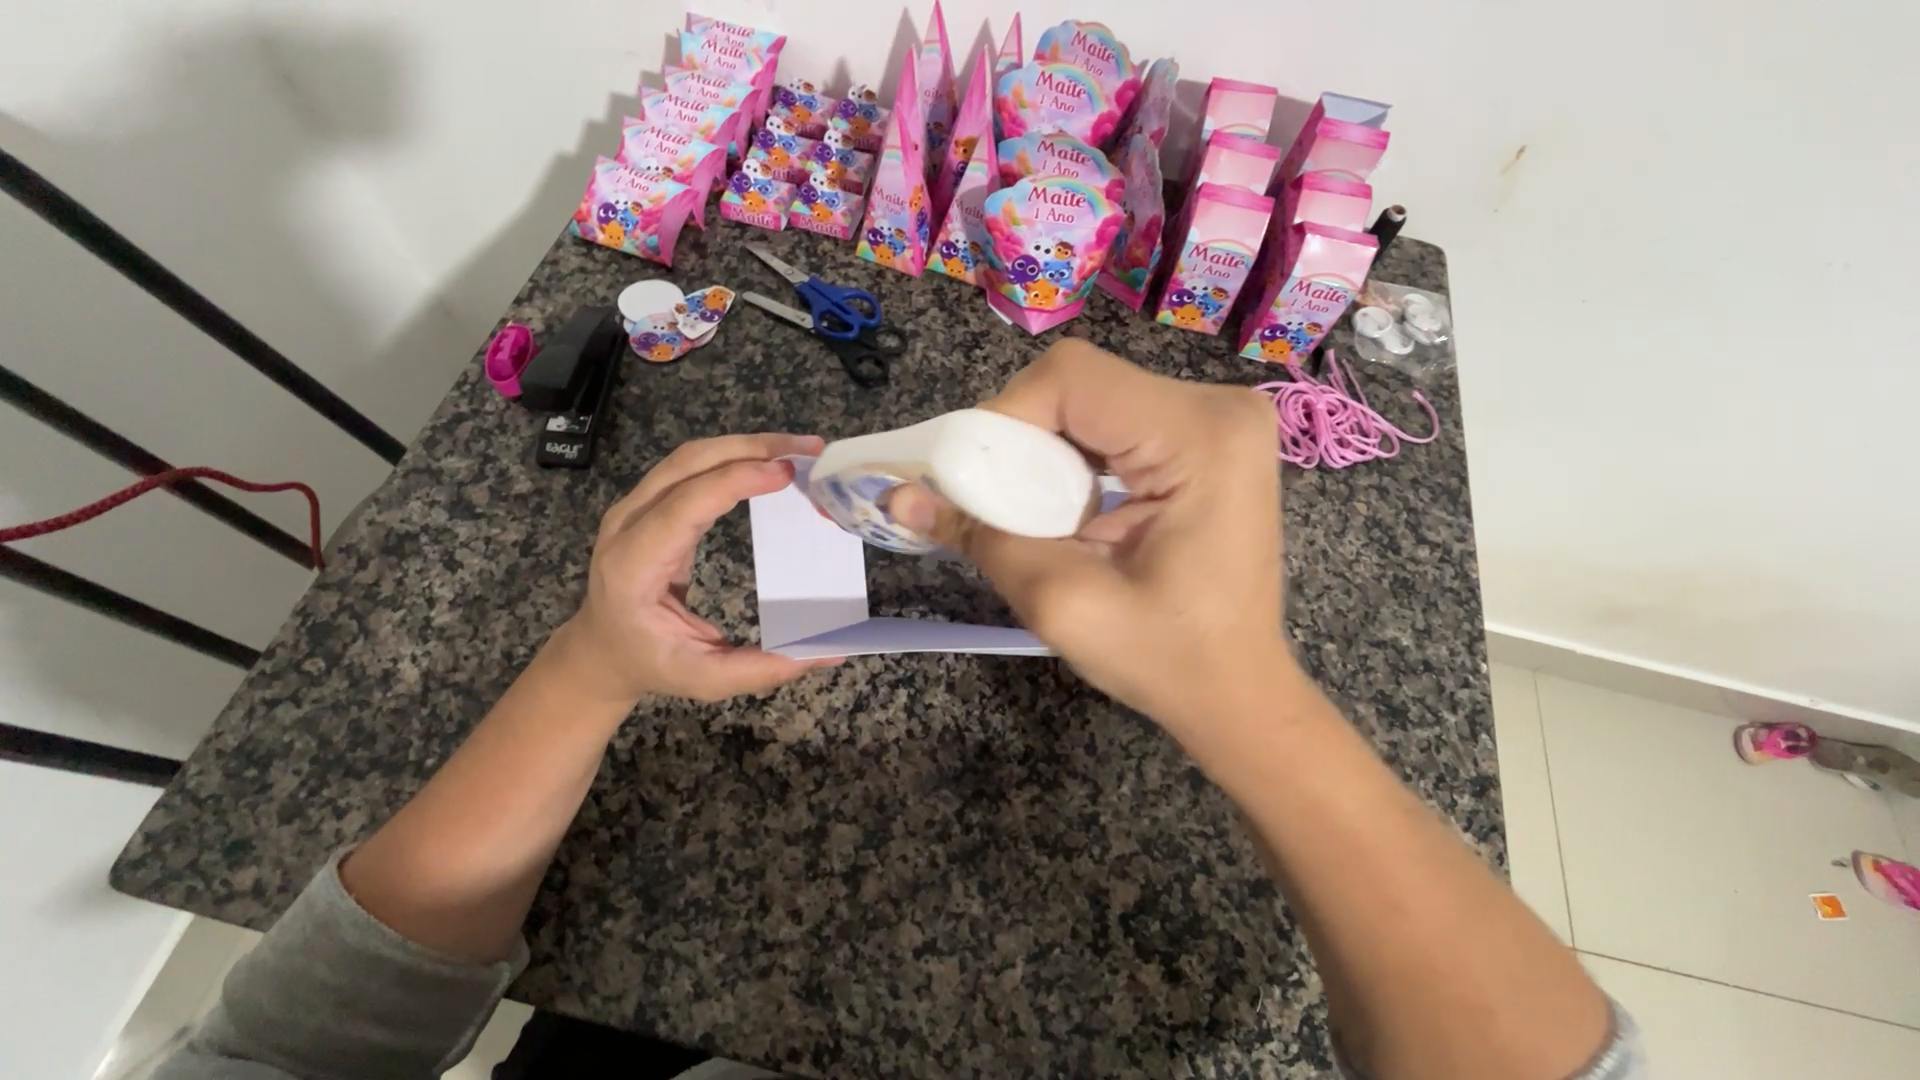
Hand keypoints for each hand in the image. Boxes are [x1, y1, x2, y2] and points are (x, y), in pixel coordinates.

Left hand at [554, 433, 840, 704]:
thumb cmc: (649, 661)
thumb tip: (830, 655)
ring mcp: (634, 507)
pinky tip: (771, 460)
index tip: (787, 472)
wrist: (601, 649)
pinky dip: (734, 454)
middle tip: (809, 450)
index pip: (684, 504)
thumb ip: (762, 668)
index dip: (735, 480)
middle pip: (688, 463)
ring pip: (690, 456)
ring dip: (746, 445)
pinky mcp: (649, 502)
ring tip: (800, 449)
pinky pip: (691, 466)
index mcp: (634, 565)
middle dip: (751, 447)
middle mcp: (627, 524)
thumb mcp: (704, 677)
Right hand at [888, 341, 1291, 729]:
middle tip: (998, 504)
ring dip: (1043, 449)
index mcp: (1201, 437)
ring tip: (1031, 511)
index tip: (977, 483)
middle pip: (1079, 383)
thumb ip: (980, 537)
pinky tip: (1069, 505)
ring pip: (1090, 398)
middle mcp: (1218, 408)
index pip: (1072, 379)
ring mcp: (1218, 418)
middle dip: (1021, 439)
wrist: (1237, 690)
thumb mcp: (1061, 603)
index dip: (1005, 420)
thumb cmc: (1166, 659)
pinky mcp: (1206, 437)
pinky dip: (1073, 455)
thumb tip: (900, 495)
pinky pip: (1114, 419)